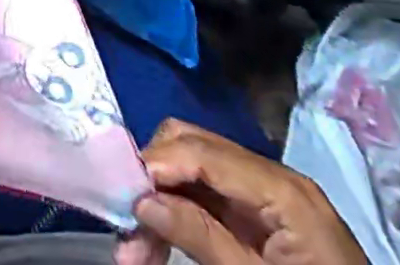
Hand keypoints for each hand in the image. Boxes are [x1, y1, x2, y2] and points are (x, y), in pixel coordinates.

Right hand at [115, 120, 366, 264]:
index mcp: (282, 190)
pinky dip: (177, 215)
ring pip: (191, 173)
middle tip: (124, 221)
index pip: (201, 151)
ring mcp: (266, 196)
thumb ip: (201, 237)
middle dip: (151, 179)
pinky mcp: (261, 217)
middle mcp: (272, 178)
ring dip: (158, 202)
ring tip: (133, 252)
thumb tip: (141, 199)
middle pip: (192, 147)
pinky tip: (156, 246)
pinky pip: (206, 199)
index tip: (117, 194)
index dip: (154, 164)